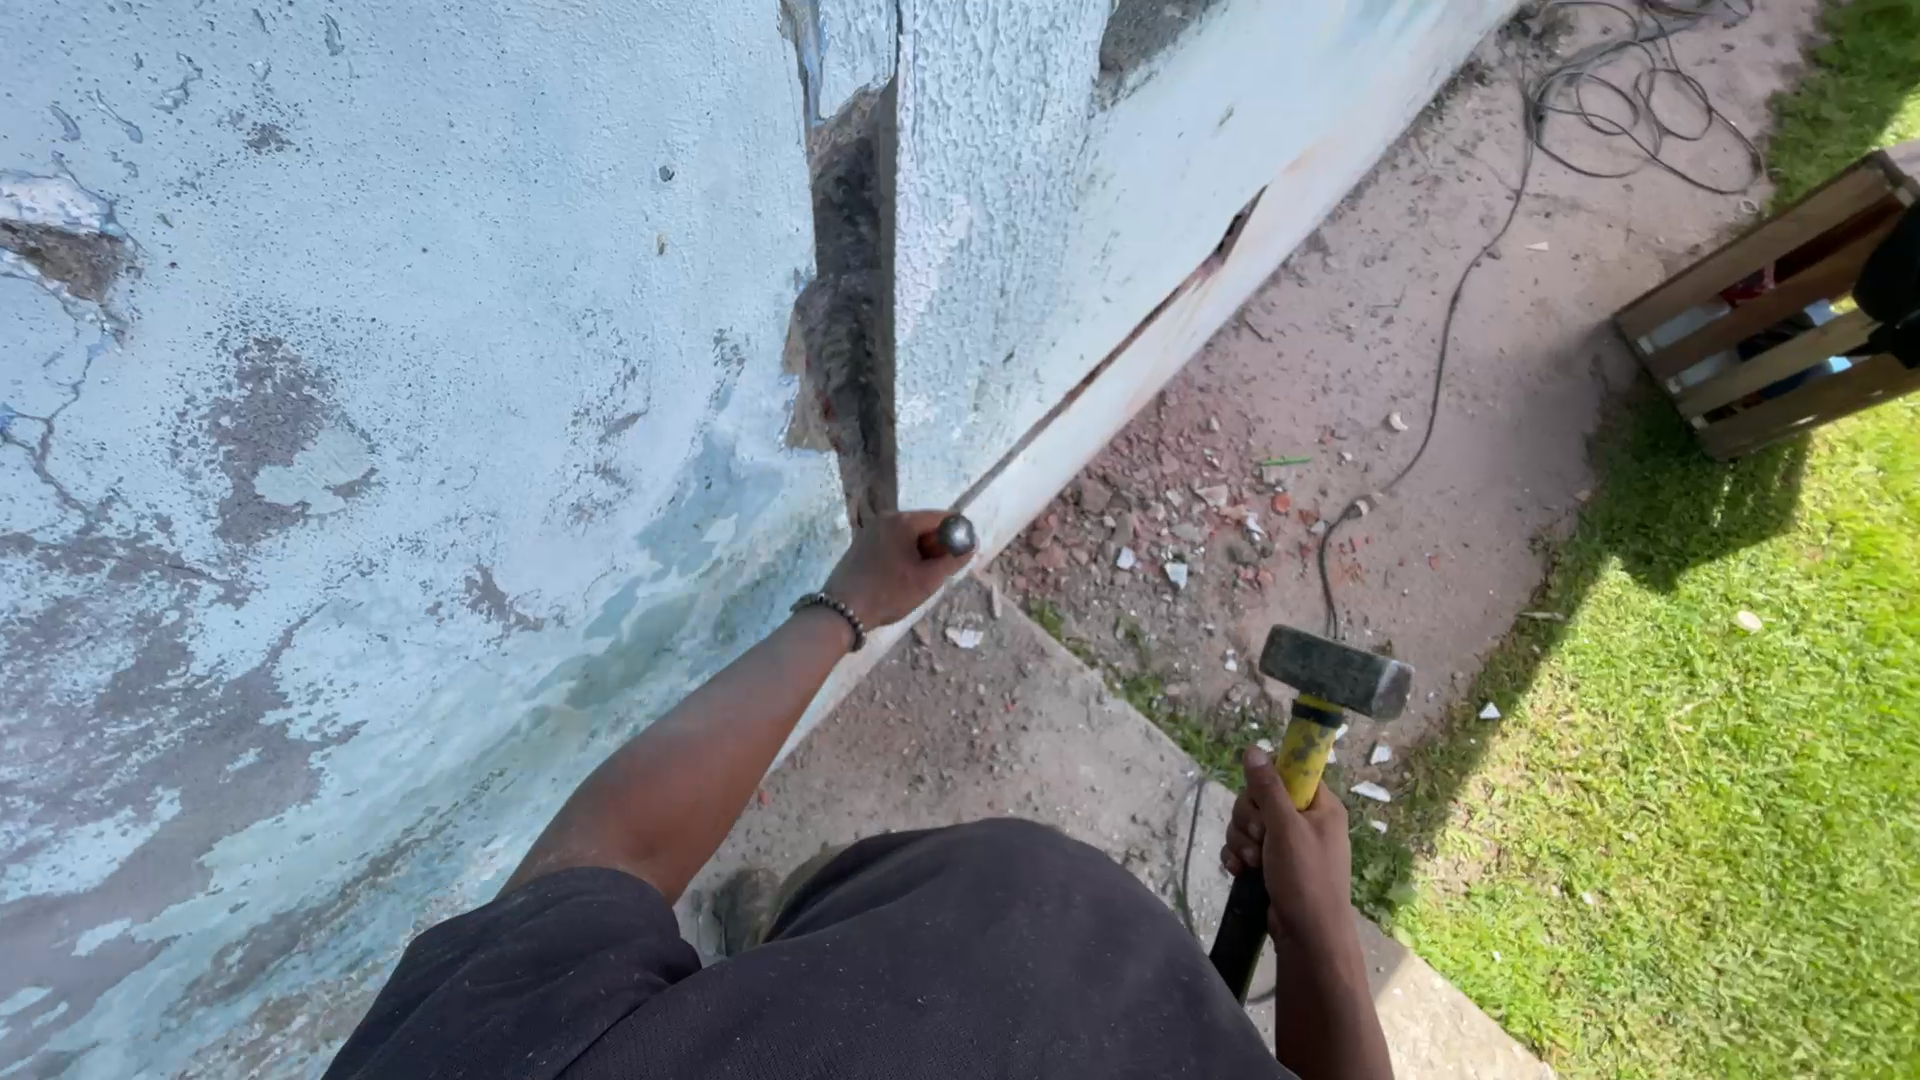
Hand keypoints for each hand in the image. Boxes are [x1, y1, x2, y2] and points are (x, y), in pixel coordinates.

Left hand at [821, 510, 972, 628]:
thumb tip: (972, 544)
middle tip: (936, 573)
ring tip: (918, 577)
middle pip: (924, 524)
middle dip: (936, 545)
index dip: (956, 535)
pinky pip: (893, 541)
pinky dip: (903, 554)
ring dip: (920, 552)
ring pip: (908, 534)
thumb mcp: (928, 580)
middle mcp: (886, 517)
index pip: (942, 517)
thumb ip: (953, 560)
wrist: (843, 610)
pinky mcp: (862, 542)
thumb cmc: (889, 594)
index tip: (959, 557)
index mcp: (903, 521)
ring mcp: (872, 529)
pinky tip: (900, 576)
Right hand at [1222, 746, 1355, 956]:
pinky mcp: (1272, 863)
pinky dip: (1239, 855)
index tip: (1260, 797)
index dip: (1268, 781)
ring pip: (1248, 822)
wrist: (1309, 939)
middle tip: (1259, 837)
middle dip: (1249, 818)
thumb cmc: (1306, 878)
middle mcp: (1306, 821)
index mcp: (1321, 806)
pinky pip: (1245, 844)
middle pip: (1260, 797)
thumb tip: (1253, 748)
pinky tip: (1239, 870)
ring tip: (1253, 862)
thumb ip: (1268, 787)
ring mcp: (1288, 844)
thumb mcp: (1286, 828)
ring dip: (1242, 839)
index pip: (1289, 772)